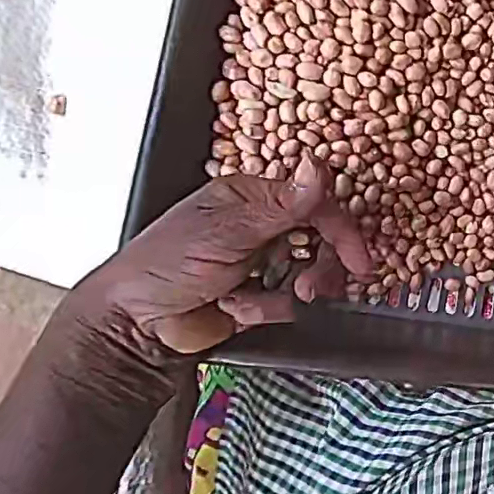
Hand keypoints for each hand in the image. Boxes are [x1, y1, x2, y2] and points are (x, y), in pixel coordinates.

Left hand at [63, 156, 374, 363]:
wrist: (134, 326)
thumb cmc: (166, 266)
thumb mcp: (228, 231)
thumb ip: (282, 205)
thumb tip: (319, 167)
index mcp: (254, 198)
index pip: (316, 206)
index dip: (342, 232)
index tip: (359, 261)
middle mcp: (262, 226)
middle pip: (321, 243)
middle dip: (319, 270)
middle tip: (309, 291)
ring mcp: (262, 260)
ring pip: (309, 274)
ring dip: (291, 294)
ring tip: (263, 304)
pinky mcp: (260, 293)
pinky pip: (289, 302)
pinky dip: (268, 310)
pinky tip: (238, 310)